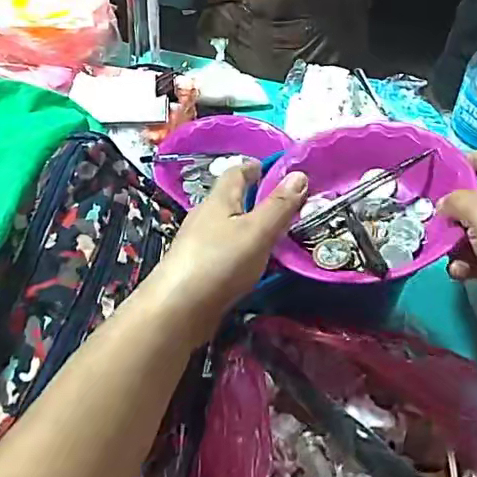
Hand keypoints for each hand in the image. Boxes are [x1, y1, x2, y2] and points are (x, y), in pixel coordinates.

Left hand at [134, 163, 308, 347]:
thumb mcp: (257, 231)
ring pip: (229, 224)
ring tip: (277, 235)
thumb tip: (300, 173)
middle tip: (288, 206)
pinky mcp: (198, 266)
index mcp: (219, 199)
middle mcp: (206, 214)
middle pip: (233, 197)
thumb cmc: (220, 262)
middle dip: (257, 198)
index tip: (281, 171)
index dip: (257, 167)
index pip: (237, 172)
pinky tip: (254, 263)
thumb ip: (279, 206)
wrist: (177, 308)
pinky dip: (242, 248)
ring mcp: (199, 241)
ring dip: (250, 225)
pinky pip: (225, 247)